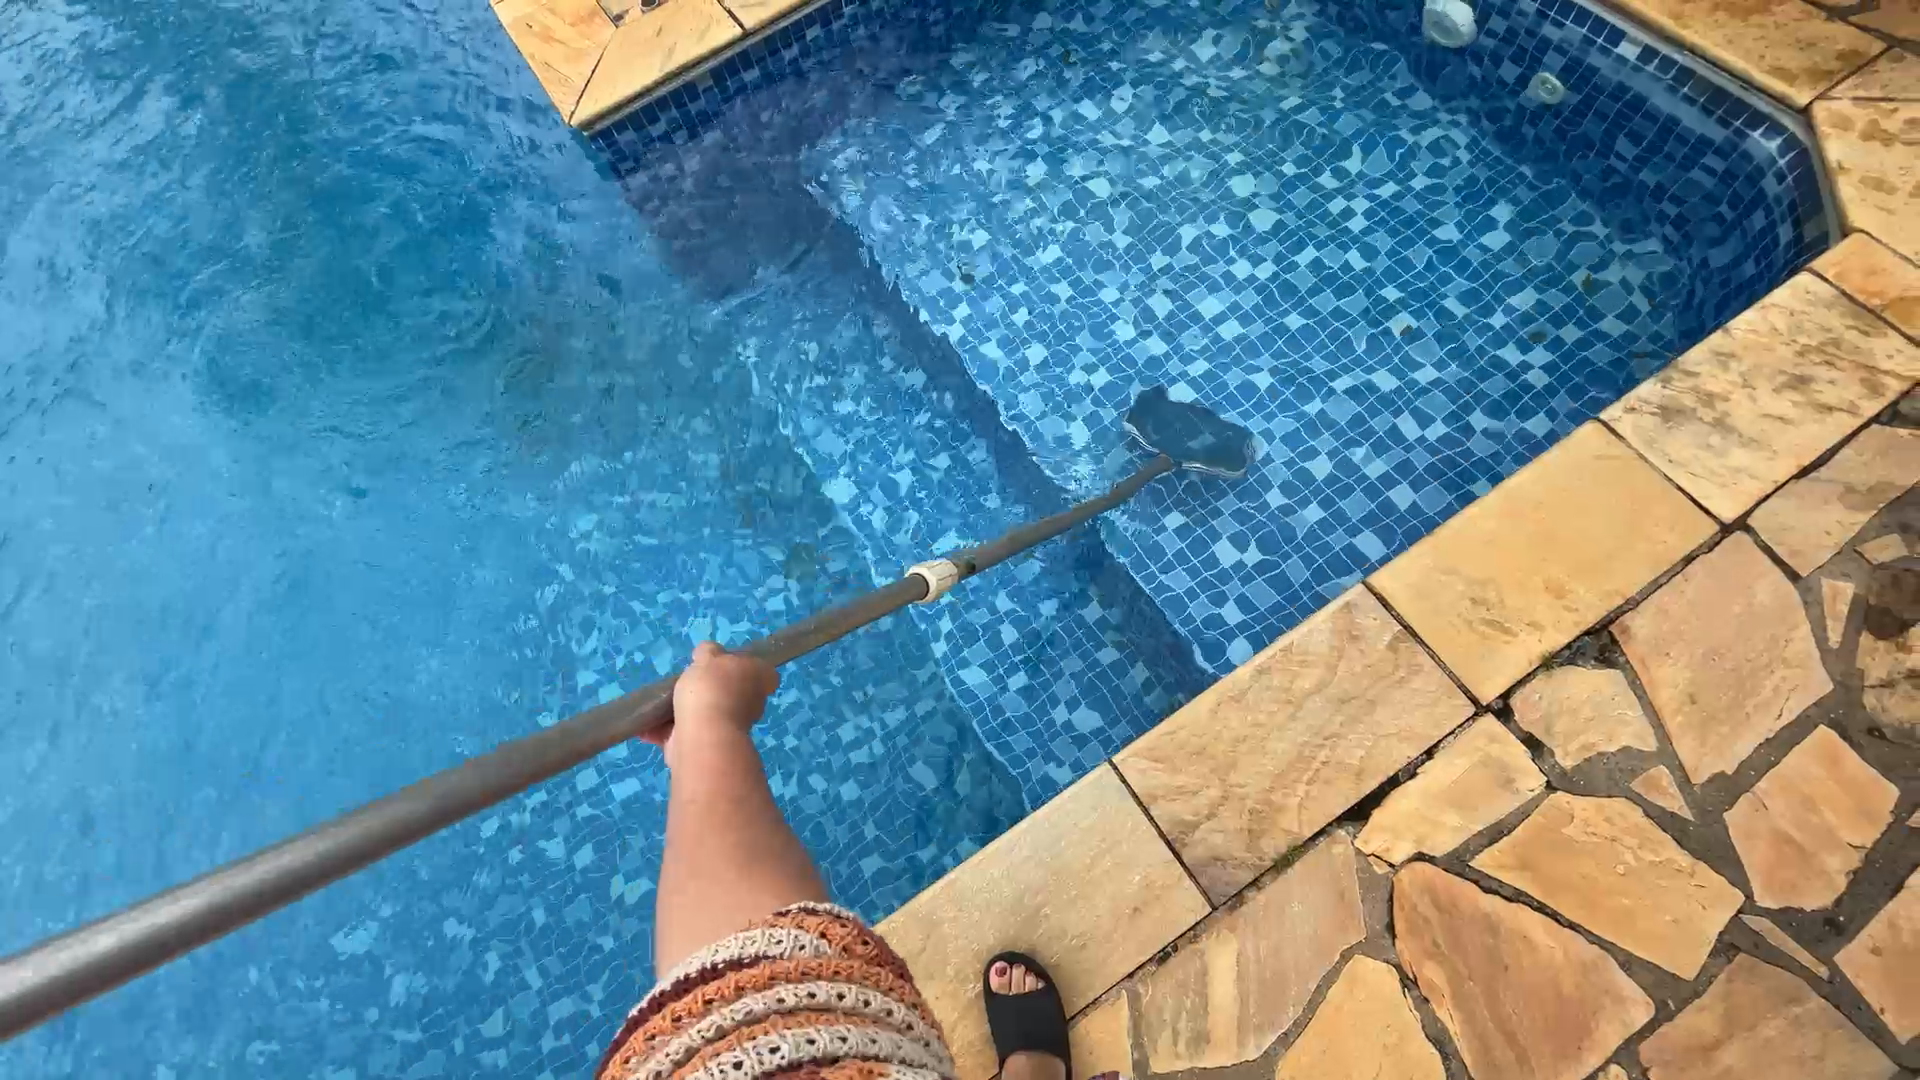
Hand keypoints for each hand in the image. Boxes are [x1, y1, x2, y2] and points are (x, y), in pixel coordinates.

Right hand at [643, 642, 779, 758]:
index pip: (763, 672)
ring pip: (706, 713)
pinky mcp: (708, 744)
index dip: (746, 667)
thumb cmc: (713, 687)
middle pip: (731, 691)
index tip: (724, 665)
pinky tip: (647, 725)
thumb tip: (708, 652)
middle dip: (708, 689)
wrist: (703, 734)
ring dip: (682, 711)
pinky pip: (685, 733)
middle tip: (687, 681)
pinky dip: (666, 731)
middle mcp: (752, 704)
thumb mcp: (709, 656)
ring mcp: (731, 726)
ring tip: (660, 703)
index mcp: (761, 679)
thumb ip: (709, 651)